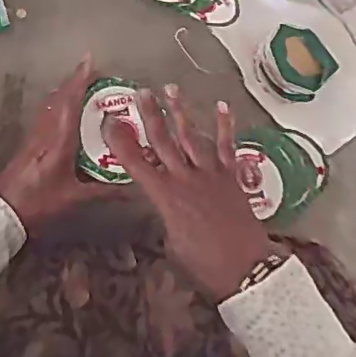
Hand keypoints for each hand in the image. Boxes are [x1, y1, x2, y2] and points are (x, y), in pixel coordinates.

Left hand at [0, 56, 99, 231]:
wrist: (3, 211)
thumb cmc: (38, 202)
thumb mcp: (74, 197)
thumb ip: (103, 191)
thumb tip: (131, 188)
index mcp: (59, 141)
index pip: (71, 103)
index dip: (80, 80)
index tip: (90, 61)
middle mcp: (46, 132)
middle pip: (60, 97)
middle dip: (75, 80)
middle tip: (93, 70)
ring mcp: (35, 135)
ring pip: (51, 104)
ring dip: (65, 89)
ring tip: (81, 83)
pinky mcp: (30, 142)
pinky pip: (46, 113)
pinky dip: (58, 103)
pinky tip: (64, 106)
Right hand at [104, 85, 275, 300]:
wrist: (244, 268)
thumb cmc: (203, 264)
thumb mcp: (171, 245)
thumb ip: (165, 219)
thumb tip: (164, 210)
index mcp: (165, 197)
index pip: (135, 163)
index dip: (121, 141)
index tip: (110, 122)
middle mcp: (185, 178)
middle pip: (163, 140)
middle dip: (150, 114)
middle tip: (141, 92)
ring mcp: (210, 174)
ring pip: (191, 136)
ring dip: (180, 111)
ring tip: (171, 88)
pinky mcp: (231, 175)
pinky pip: (227, 146)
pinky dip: (225, 125)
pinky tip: (222, 106)